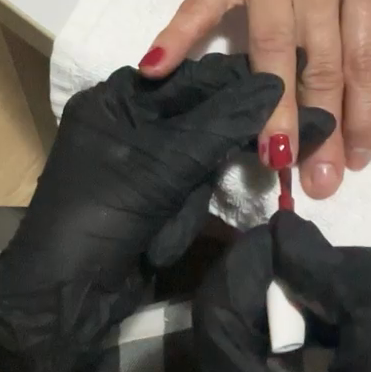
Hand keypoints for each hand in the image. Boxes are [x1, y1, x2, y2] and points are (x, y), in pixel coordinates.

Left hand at [0, 55, 331, 371]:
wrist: (67, 295)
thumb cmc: (101, 215)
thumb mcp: (161, 165)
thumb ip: (218, 125)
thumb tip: (274, 88)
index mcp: (114, 100)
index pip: (187, 76)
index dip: (237, 79)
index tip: (288, 76)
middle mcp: (127, 121)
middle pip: (199, 107)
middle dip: (243, 115)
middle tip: (303, 113)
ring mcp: (142, 160)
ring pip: (204, 140)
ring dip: (236, 146)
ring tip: (291, 136)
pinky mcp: (156, 195)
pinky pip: (196, 175)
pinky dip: (217, 180)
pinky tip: (257, 165)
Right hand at [136, 0, 370, 199]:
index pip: (367, 53)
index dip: (366, 110)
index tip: (361, 157)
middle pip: (321, 59)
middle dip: (323, 124)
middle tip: (320, 180)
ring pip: (270, 45)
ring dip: (268, 104)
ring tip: (270, 160)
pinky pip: (199, 4)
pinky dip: (177, 34)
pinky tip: (158, 70)